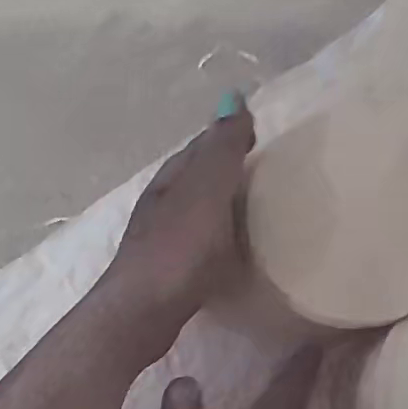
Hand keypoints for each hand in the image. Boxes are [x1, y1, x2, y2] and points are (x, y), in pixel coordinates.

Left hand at [100, 97, 257, 341]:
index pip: (201, 147)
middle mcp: (161, 204)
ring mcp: (160, 240)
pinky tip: (229, 251)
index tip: (262, 139)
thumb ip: (222, 149)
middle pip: (196, 179)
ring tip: (254, 212)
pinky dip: (215, 238)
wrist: (143, 311)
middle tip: (264, 176)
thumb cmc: (178, 248)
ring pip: (195, 212)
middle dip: (225, 172)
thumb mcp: (206, 190)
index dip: (229, 137)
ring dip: (220, 207)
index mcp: (171, 179)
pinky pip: (197, 244)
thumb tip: (234, 97)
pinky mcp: (166, 272)